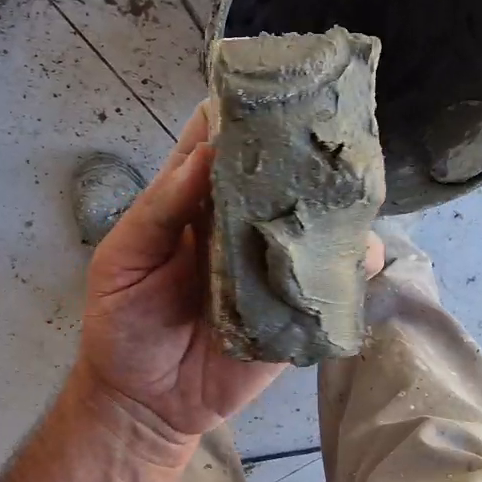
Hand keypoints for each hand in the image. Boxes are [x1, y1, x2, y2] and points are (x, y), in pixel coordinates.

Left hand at [75, 104, 381, 441]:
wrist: (144, 400)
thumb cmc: (122, 321)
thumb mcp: (121, 260)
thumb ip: (159, 209)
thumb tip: (204, 151)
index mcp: (191, 203)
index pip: (218, 143)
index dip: (240, 111)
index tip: (270, 81)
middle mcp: (237, 223)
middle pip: (275, 174)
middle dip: (300, 147)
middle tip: (332, 120)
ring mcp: (269, 264)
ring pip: (311, 221)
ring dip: (333, 201)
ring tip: (353, 180)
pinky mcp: (292, 310)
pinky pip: (328, 284)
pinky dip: (349, 266)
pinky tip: (359, 252)